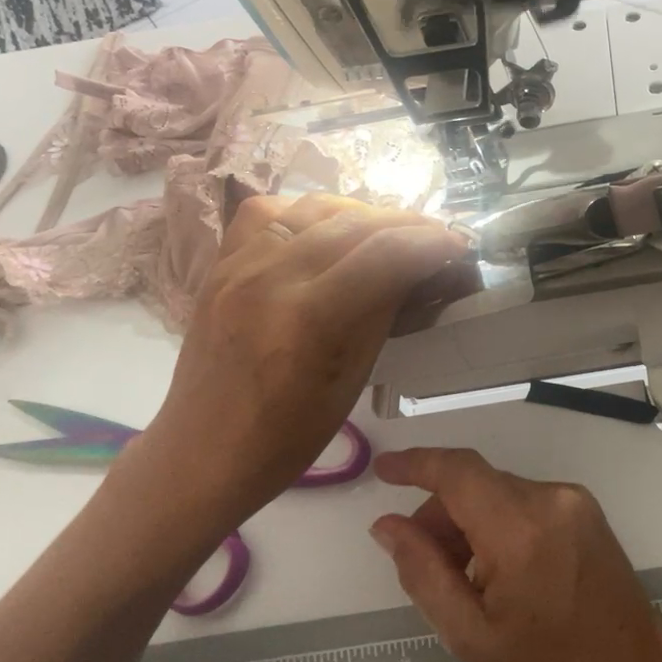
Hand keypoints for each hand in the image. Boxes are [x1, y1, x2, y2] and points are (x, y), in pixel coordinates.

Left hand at [134, 195, 465, 528]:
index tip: (459, 245)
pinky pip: (268, 211)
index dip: (433, 241)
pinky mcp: (221, 264)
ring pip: (316, 207)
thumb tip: (424, 268)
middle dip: (407, 224)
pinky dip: (307, 211)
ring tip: (389, 231)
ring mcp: (239, 266)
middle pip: (356, 222)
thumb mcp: (354, 376)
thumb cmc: (288, 435)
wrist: (203, 453)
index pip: (387, 252)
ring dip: (363, 212)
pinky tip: (327, 229)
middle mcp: (270, 277)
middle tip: (436, 237)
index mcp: (309, 318)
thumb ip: (385, 310)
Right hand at [370, 449, 661, 661]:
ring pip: (501, 491)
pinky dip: (500, 521)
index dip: (417, 463)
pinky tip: (498, 567)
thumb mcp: (470, 633)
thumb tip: (387, 524)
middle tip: (421, 559)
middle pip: (478, 483)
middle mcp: (550, 498)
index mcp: (520, 529)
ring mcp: (573, 499)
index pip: (459, 472)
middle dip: (440, 512)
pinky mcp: (585, 508)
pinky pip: (527, 500)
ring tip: (463, 575)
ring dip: (471, 518)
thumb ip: (423, 572)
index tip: (383, 468)